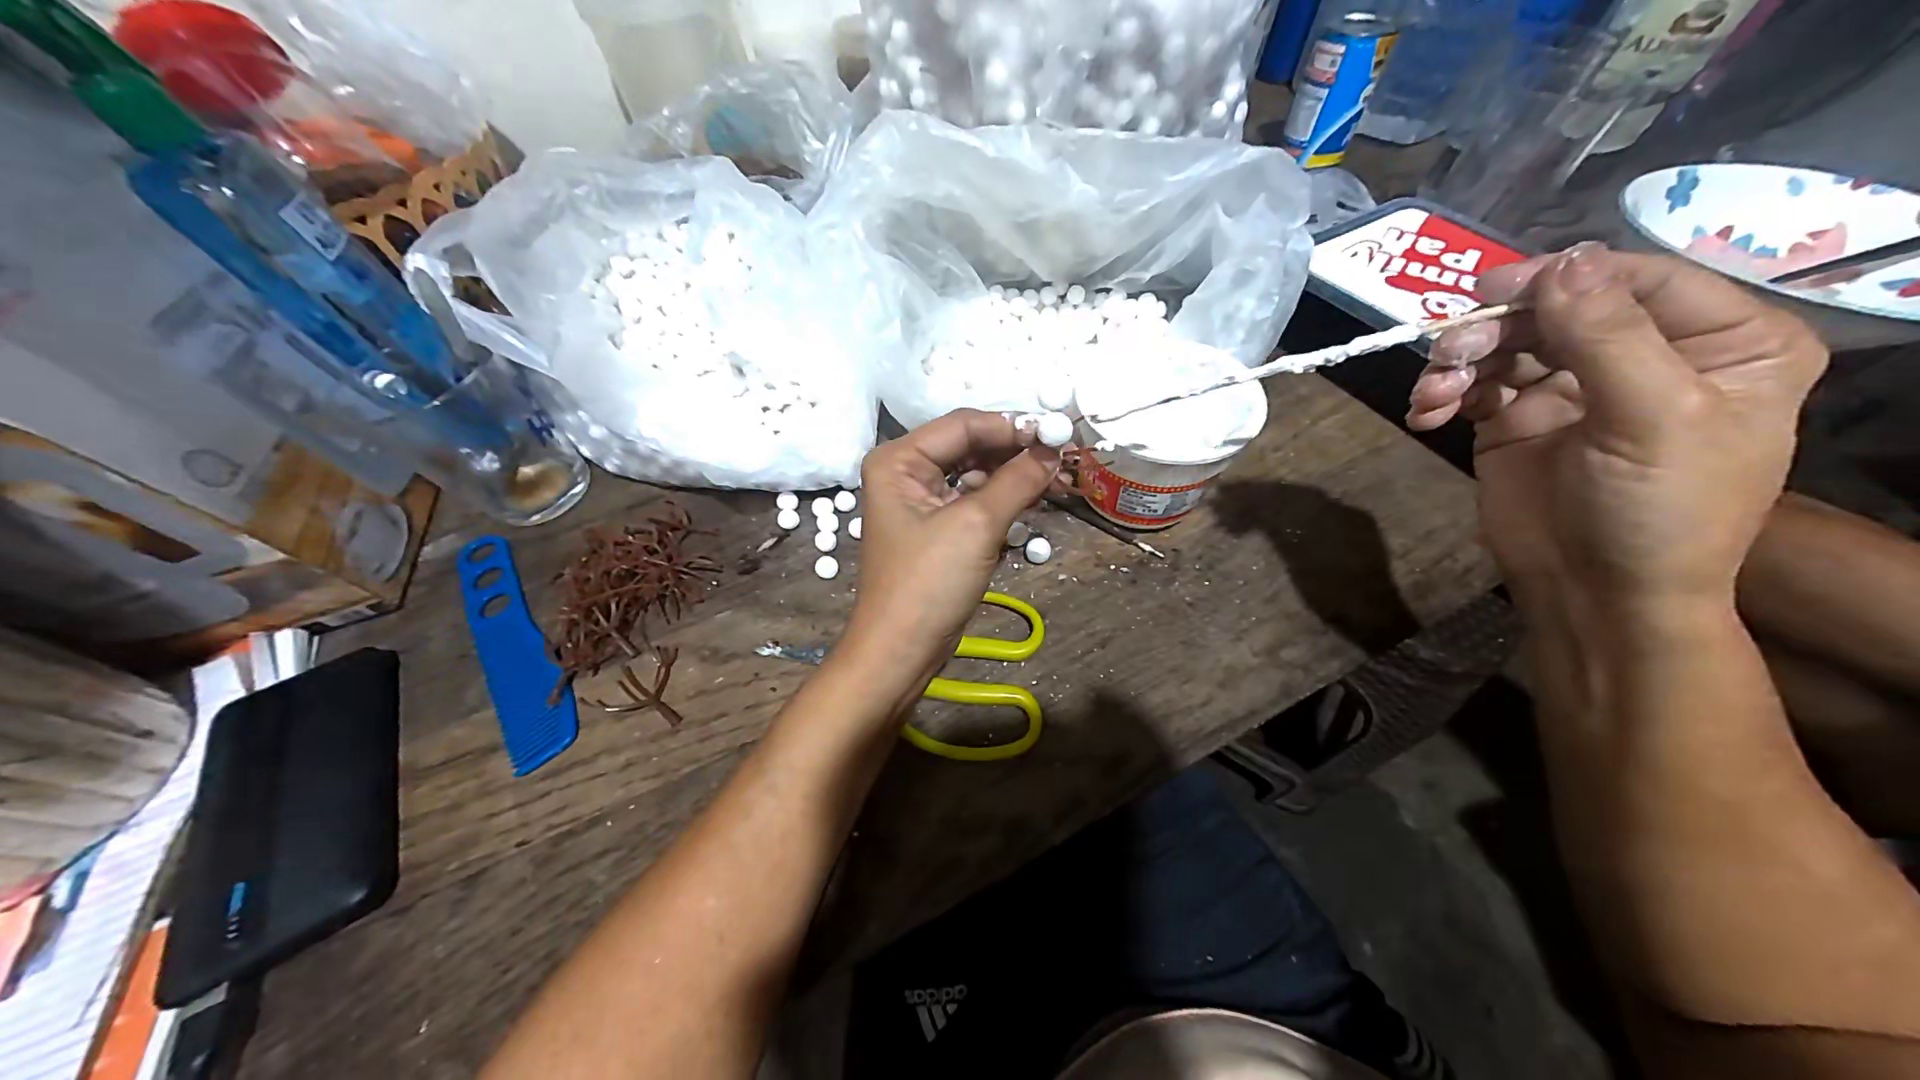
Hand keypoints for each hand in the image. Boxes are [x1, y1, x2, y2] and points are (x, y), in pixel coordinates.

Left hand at [840, 410, 1060, 706]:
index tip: (1059, 435)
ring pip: (977, 475)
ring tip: (1060, 483)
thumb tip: (1054, 450)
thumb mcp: (977, 525)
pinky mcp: (937, 529)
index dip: (1013, 427)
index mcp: (899, 460)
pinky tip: (1035, 503)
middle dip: (1017, 453)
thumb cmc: (928, 584)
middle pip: (971, 447)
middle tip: (1066, 460)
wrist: (900, 651)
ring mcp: (921, 503)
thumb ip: (1018, 480)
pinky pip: (975, 502)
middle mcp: (906, 473)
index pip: (964, 425)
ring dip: (1016, 478)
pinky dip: (1005, 501)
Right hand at [1405, 244, 1826, 610]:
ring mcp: (1573, 386)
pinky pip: (1475, 384)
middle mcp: (1646, 354)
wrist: (1592, 594)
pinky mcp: (1516, 417)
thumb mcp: (1652, 418)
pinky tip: (1426, 416)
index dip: (1565, 277)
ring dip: (1459, 363)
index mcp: (1720, 344)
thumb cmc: (1656, 511)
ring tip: (1432, 395)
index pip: (1640, 280)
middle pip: (1558, 309)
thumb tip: (1560, 261)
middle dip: (1496, 329)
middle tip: (1447, 352)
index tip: (1492, 289)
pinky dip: (1444, 394)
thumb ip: (1610, 335)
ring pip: (1507, 344)